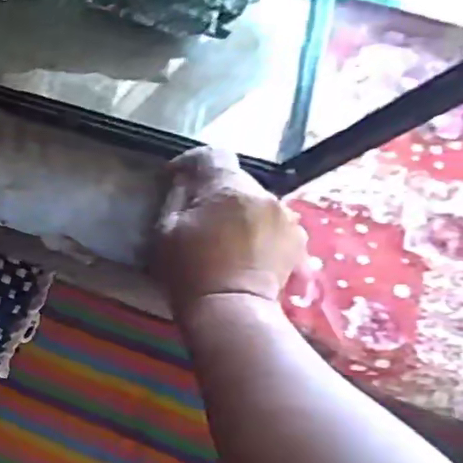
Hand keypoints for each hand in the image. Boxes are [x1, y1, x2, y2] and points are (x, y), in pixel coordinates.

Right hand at [153, 146, 305, 313]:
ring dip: (235, 211)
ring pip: (254, 202)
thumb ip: (176, 200)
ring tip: (218, 235)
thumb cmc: (188, 270)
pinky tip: (239, 250)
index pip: (212, 155)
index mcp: (228, 189)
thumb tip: (185, 182)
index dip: (189, 161)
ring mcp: (287, 217)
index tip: (173, 176)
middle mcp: (264, 195)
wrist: (231, 307)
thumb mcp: (164, 231)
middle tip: (192, 215)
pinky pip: (270, 223)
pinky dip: (253, 229)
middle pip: (235, 181)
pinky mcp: (298, 239)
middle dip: (213, 192)